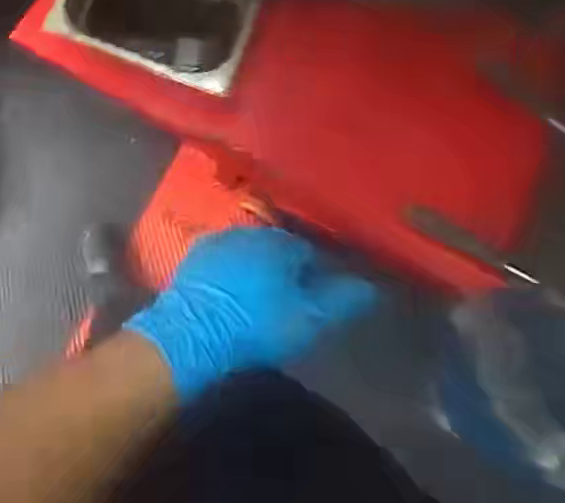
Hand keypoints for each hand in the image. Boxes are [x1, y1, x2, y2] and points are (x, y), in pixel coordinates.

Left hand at [125, 226, 378, 400]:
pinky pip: (220, 259)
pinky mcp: (194, 254)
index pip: (308, 252)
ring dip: (253, 268)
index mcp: (281, 241)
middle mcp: (251, 230)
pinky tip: (225, 296)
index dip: (314, 276)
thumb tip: (371, 286)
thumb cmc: (257, 325)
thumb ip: (342, 300)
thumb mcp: (309, 320)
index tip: (312, 300)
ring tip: (254, 301)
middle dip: (282, 269)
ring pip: (247, 251)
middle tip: (283, 303)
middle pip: (276, 248)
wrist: (193, 333)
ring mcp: (219, 239)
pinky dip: (227, 272)